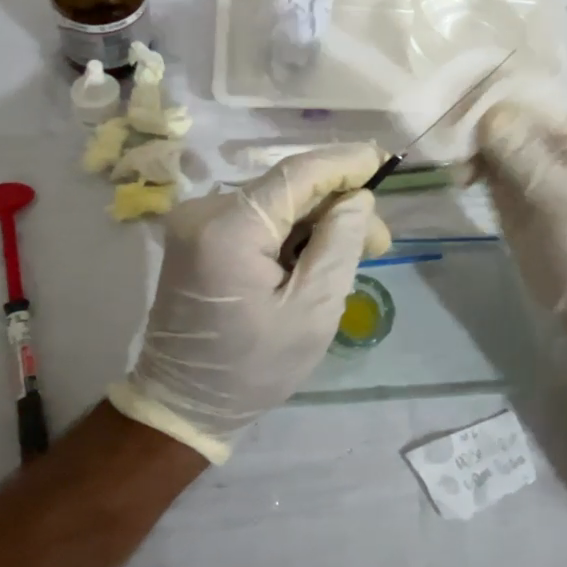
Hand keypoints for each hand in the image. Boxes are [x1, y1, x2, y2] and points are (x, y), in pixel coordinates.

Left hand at [106, 144, 391, 463]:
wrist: (182, 405)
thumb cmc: (252, 368)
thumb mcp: (312, 311)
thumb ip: (339, 244)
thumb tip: (357, 197)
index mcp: (229, 229)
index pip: (297, 173)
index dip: (344, 163)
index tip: (384, 161)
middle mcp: (205, 211)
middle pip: (288, 187)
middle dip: (338, 204)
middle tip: (379, 241)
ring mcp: (196, 221)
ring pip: (276, 201)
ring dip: (317, 220)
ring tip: (355, 252)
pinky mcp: (198, 235)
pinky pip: (257, 217)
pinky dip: (291, 230)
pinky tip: (316, 257)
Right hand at [474, 101, 566, 415]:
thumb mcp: (562, 195)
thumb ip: (523, 152)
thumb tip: (485, 112)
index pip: (531, 94)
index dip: (495, 93)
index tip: (456, 95)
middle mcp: (555, 138)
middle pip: (506, 112)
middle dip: (474, 117)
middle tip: (441, 128)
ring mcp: (531, 164)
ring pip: (490, 137)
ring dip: (466, 142)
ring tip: (450, 160)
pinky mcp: (511, 191)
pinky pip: (483, 164)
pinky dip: (466, 164)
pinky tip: (455, 176)